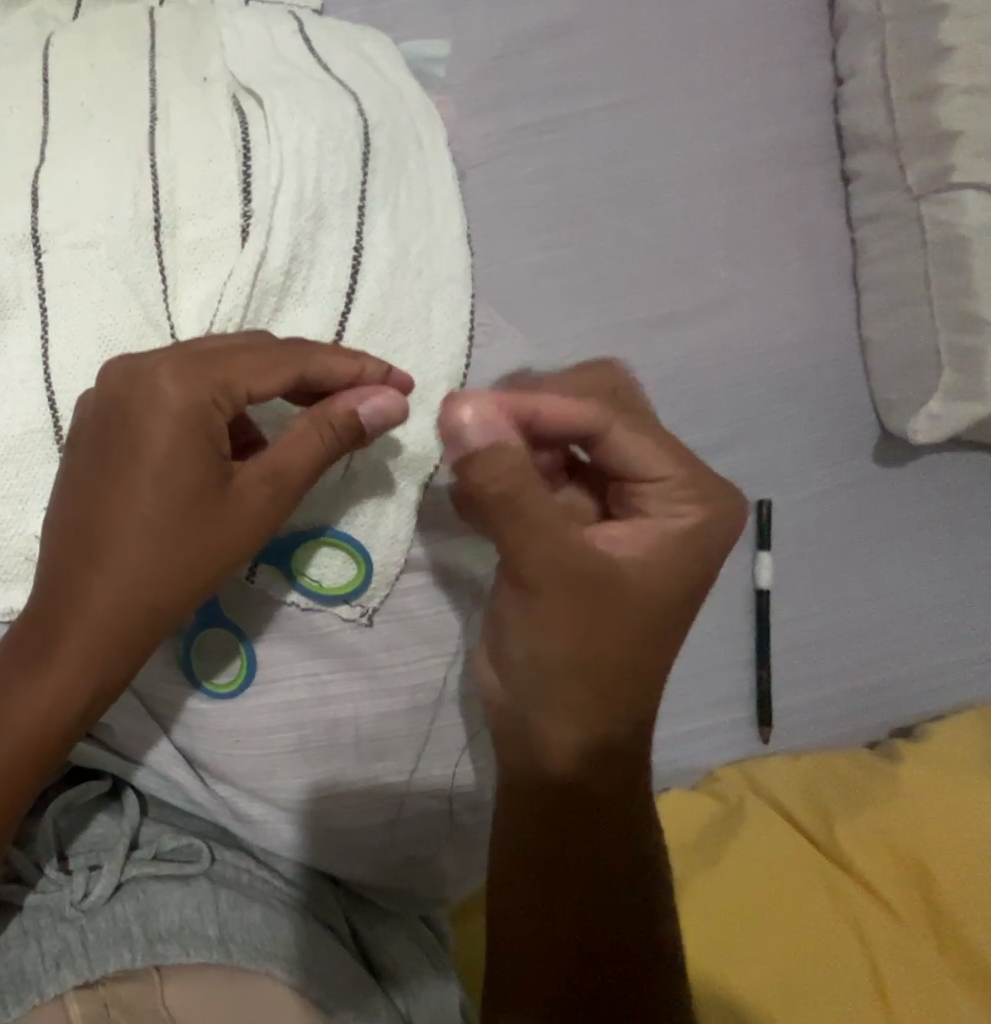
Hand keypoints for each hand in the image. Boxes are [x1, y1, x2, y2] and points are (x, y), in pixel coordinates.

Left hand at [24, 332, 413, 677]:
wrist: (84, 613)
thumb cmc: (176, 562)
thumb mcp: (259, 499)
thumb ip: (324, 438)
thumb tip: (387, 400)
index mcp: (177, 380)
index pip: (280, 357)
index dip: (346, 368)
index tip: (399, 383)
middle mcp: (135, 366)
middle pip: (239, 354)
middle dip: (302, 378)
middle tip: (362, 406)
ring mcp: (107, 390)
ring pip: (202, 370)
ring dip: (252, 397)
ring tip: (284, 448)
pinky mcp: (94, 417)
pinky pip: (164, 393)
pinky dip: (206, 410)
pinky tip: (227, 453)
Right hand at [439, 360, 746, 779]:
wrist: (555, 735)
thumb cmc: (573, 658)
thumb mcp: (544, 566)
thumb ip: (505, 482)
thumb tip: (458, 404)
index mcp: (685, 496)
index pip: (608, 415)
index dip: (534, 406)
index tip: (455, 411)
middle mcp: (655, 490)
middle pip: (589, 409)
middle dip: (523, 416)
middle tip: (462, 437)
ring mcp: (607, 508)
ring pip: (553, 435)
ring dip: (504, 446)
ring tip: (467, 482)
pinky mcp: (562, 527)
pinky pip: (527, 471)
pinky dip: (492, 476)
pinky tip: (469, 508)